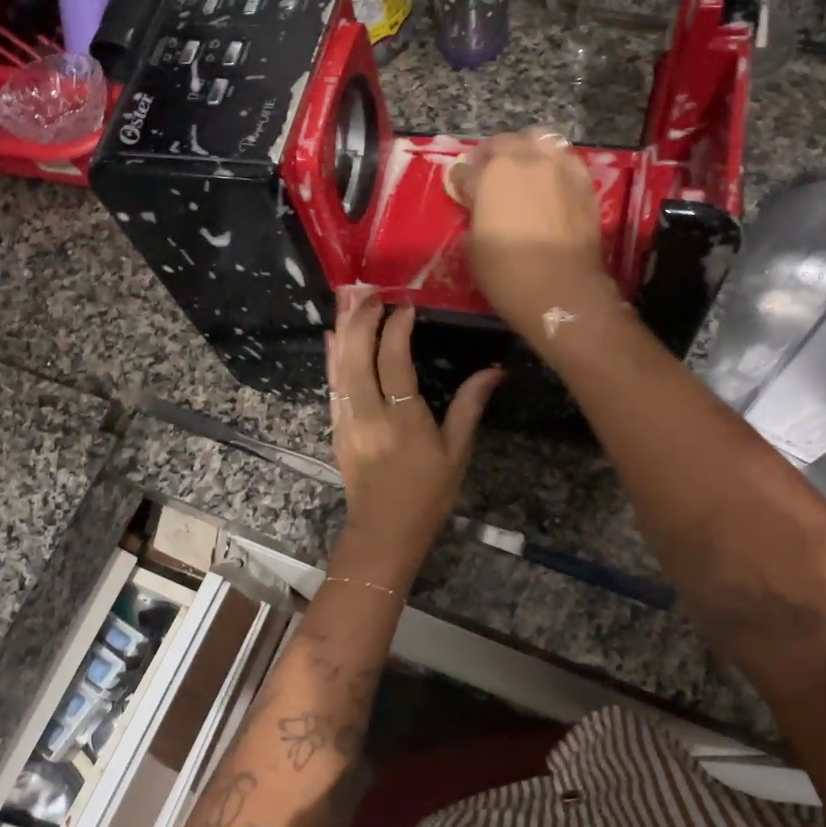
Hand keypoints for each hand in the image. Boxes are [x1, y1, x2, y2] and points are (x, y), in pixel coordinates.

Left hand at [325, 289, 501, 571]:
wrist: (384, 533)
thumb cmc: (427, 495)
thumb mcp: (456, 454)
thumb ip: (470, 407)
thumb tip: (494, 369)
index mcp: (403, 419)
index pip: (394, 360)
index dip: (397, 329)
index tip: (406, 307)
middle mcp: (368, 414)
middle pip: (357, 355)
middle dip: (362, 319)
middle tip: (371, 293)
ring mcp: (346, 421)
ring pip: (338, 366)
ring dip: (342, 330)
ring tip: (348, 299)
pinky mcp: (335, 429)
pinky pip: (331, 386)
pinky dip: (331, 358)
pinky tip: (332, 338)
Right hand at [447, 128, 620, 339]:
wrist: (562, 290)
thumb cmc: (508, 274)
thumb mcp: (473, 251)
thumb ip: (473, 221)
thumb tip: (478, 214)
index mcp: (490, 176)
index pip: (466, 171)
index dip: (459, 181)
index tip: (457, 186)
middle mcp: (525, 161)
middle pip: (503, 144)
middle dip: (489, 155)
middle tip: (485, 171)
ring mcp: (558, 168)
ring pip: (538, 141)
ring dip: (524, 149)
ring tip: (521, 165)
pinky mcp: (583, 182)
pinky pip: (565, 160)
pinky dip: (553, 163)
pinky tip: (549, 177)